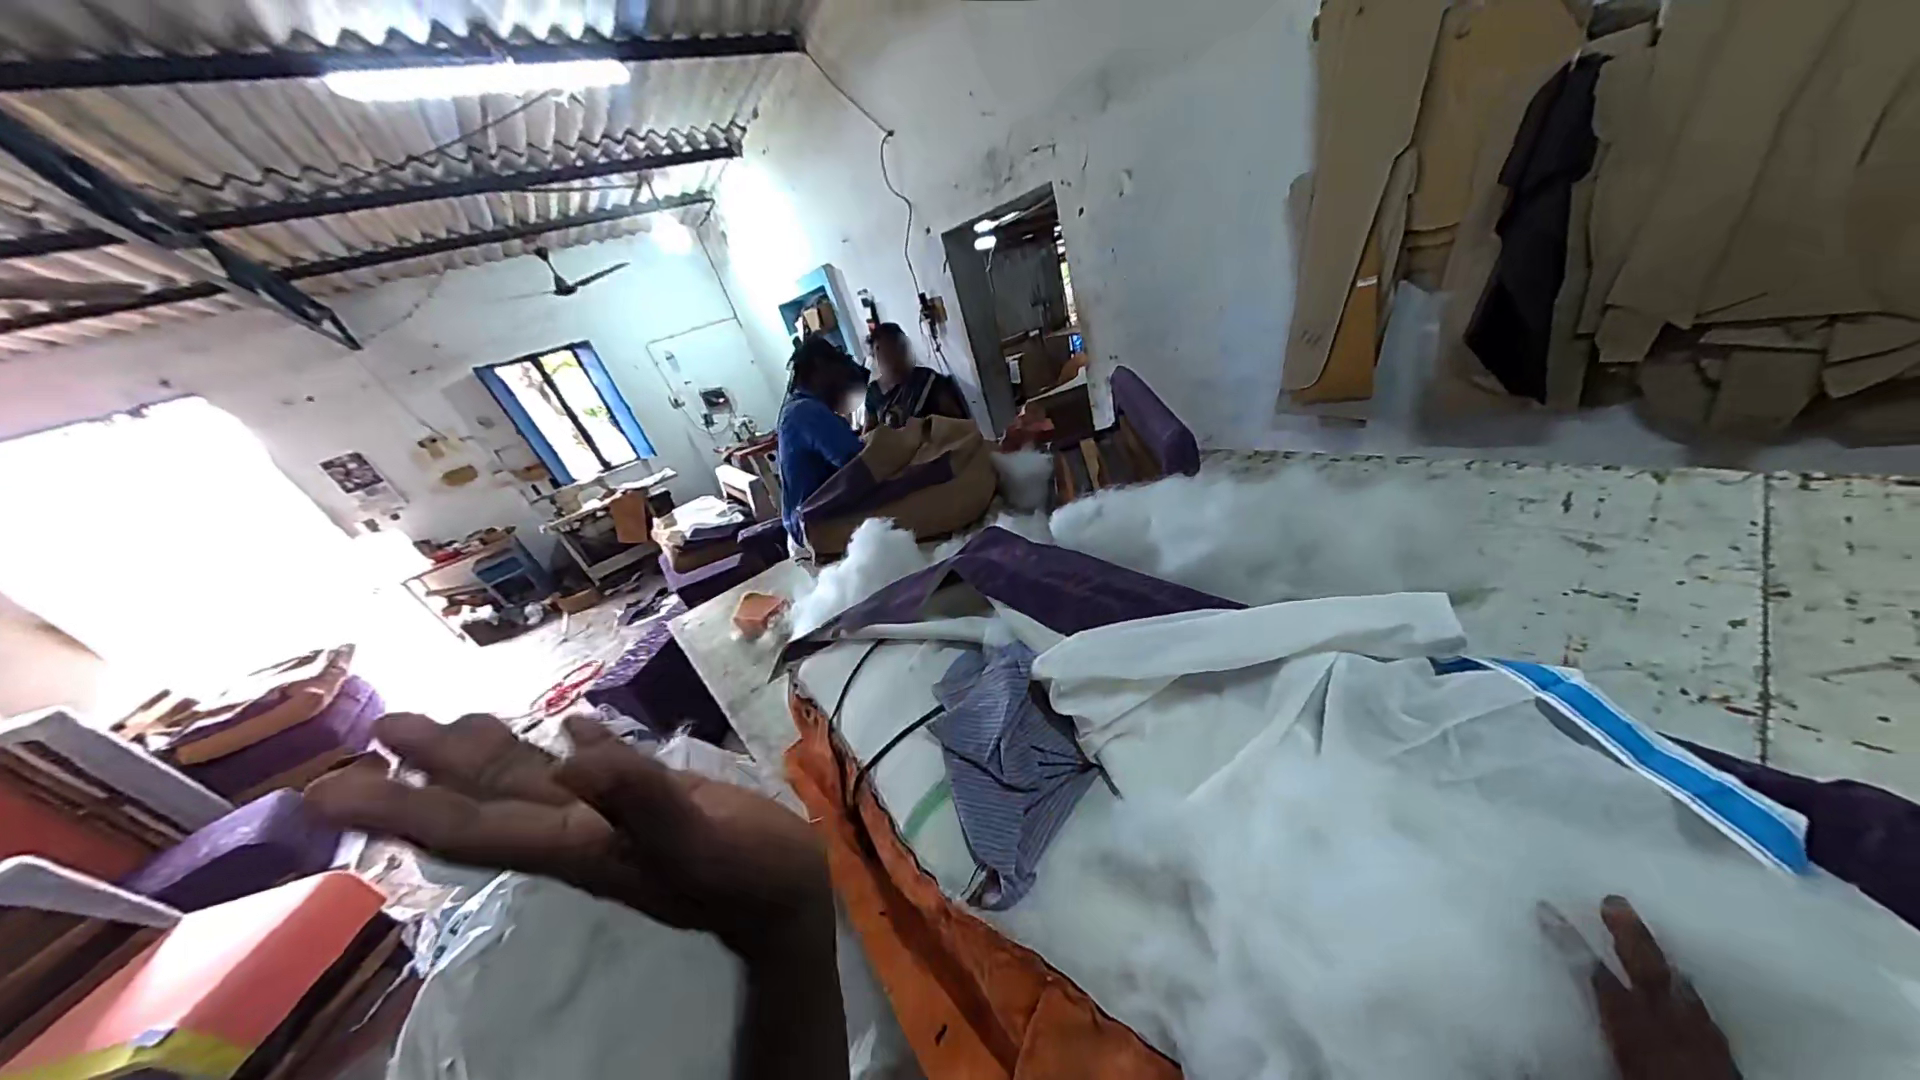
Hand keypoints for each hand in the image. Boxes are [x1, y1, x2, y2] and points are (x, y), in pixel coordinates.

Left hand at [304, 712, 832, 961]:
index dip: (402, 809)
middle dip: (432, 769)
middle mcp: (583, 831)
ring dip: (488, 756)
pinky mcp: (651, 801)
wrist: (786, 893)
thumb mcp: (697, 838)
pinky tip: (569, 728)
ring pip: (538, 782)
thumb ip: (640, 798)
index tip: (329, 789)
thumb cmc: (747, 871)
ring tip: (448, 724)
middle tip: (385, 727)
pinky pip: (596, 771)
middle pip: (492, 799)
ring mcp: (616, 817)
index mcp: (581, 842)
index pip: (475, 826)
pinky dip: (573, 748)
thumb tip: (573, 751)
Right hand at [1542, 896, 1741, 1079]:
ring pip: (1686, 993)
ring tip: (1652, 940)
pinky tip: (1687, 992)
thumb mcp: (1594, 1073)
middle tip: (1613, 900)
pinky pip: (1706, 1017)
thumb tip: (1508, 1044)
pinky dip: (1691, 995)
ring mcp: (1707, 1047)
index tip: (1543, 906)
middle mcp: (1671, 1030)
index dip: (1567, 939)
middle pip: (1650, 973)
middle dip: (1631, 935)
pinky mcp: (1728, 1063)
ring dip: (1666, 962)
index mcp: (1633, 1030)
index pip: (1593, 973)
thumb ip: (1554, 1057)